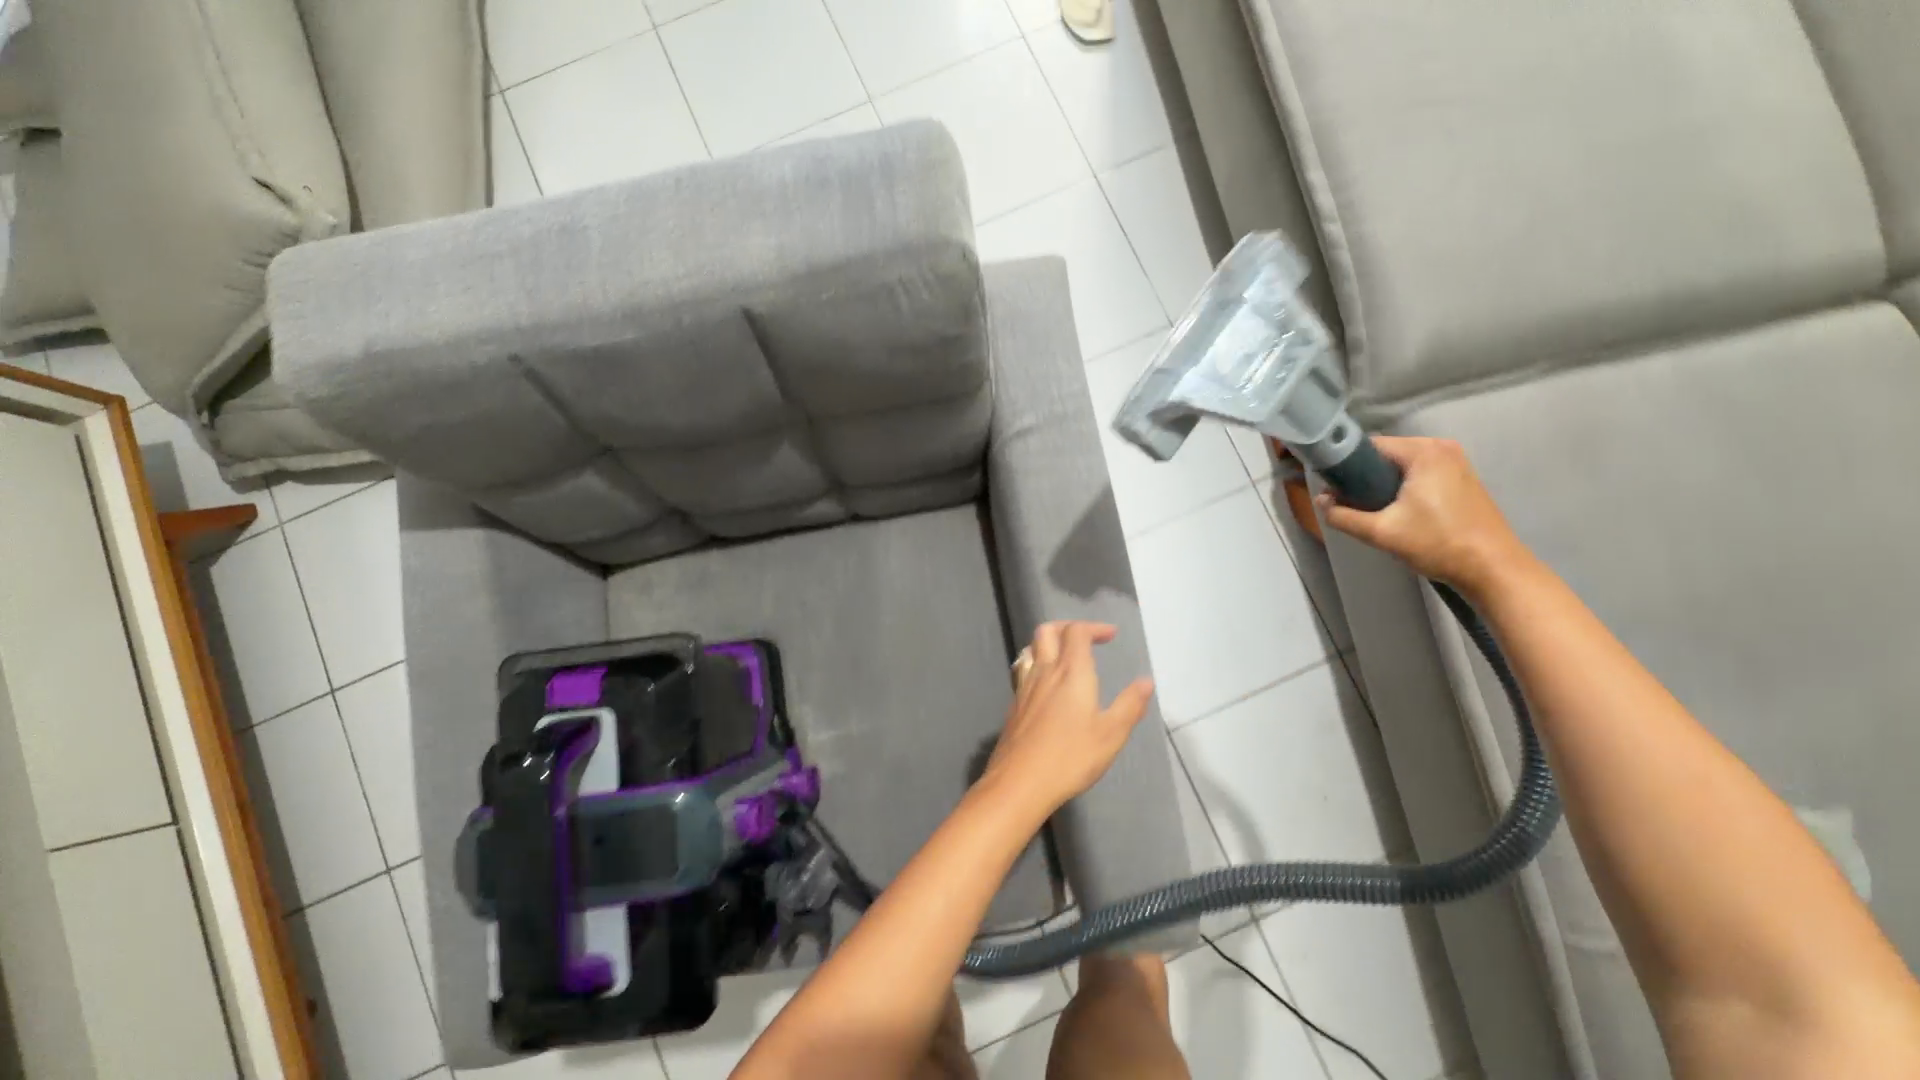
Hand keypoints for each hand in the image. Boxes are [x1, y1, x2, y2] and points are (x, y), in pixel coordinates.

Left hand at [983, 621, 1154, 815]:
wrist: (1019, 782)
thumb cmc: (1071, 757)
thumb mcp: (1111, 734)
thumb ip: (1130, 704)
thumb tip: (1146, 681)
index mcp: (1071, 672)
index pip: (1077, 632)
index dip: (1094, 627)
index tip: (1111, 635)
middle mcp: (1044, 672)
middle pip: (1047, 631)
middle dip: (1068, 627)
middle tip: (1087, 639)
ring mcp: (1024, 689)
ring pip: (1031, 650)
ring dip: (1049, 644)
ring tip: (1066, 658)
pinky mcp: (1014, 706)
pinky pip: (1024, 672)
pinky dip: (1038, 666)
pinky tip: (1048, 687)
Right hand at [1316, 436, 1533, 598]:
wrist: (1493, 568)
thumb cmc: (1438, 544)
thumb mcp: (1382, 532)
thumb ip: (1344, 516)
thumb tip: (1320, 501)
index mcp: (1423, 452)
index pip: (1371, 446)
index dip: (1347, 464)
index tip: (1333, 487)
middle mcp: (1442, 448)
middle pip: (1388, 454)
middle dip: (1366, 476)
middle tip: (1351, 502)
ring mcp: (1457, 462)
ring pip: (1405, 465)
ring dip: (1385, 483)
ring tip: (1373, 509)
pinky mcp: (1464, 478)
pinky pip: (1422, 473)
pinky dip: (1406, 486)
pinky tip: (1399, 510)